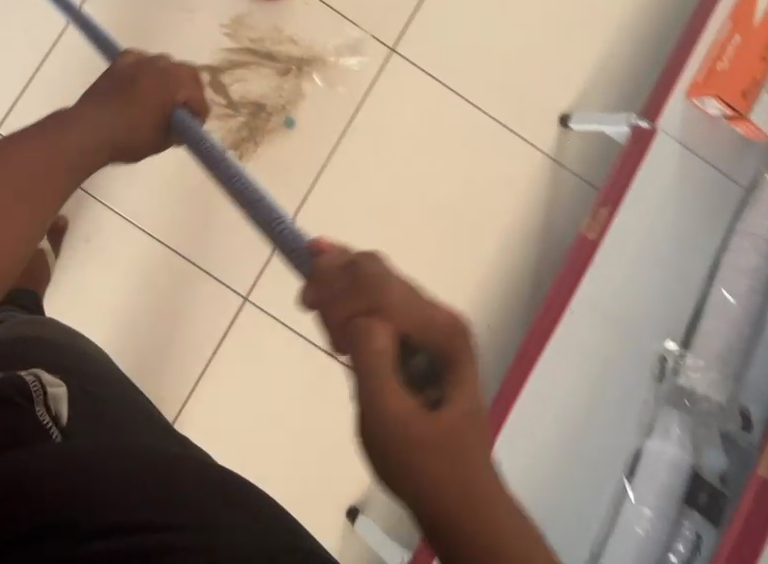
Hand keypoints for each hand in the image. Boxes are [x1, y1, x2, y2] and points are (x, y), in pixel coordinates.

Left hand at [69, 50, 208, 164]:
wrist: (90, 129)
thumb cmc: (130, 137)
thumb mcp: (163, 140)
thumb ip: (180, 129)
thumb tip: (182, 125)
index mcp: (176, 82)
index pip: (199, 97)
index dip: (198, 114)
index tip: (191, 129)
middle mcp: (161, 64)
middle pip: (186, 74)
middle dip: (187, 92)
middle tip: (180, 112)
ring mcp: (139, 59)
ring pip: (164, 65)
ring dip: (167, 80)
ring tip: (159, 100)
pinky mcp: (120, 61)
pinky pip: (141, 61)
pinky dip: (144, 71)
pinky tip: (138, 85)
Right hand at [300, 242, 497, 529]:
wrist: (459, 499)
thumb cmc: (420, 462)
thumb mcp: (387, 417)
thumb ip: (372, 358)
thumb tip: (357, 316)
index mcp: (438, 332)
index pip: (375, 281)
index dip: (336, 289)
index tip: (309, 312)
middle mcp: (440, 317)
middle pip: (373, 269)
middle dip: (333, 279)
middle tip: (308, 307)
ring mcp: (433, 325)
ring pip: (373, 277)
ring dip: (339, 288)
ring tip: (322, 318)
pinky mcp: (423, 336)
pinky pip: (378, 297)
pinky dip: (349, 298)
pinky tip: (333, 312)